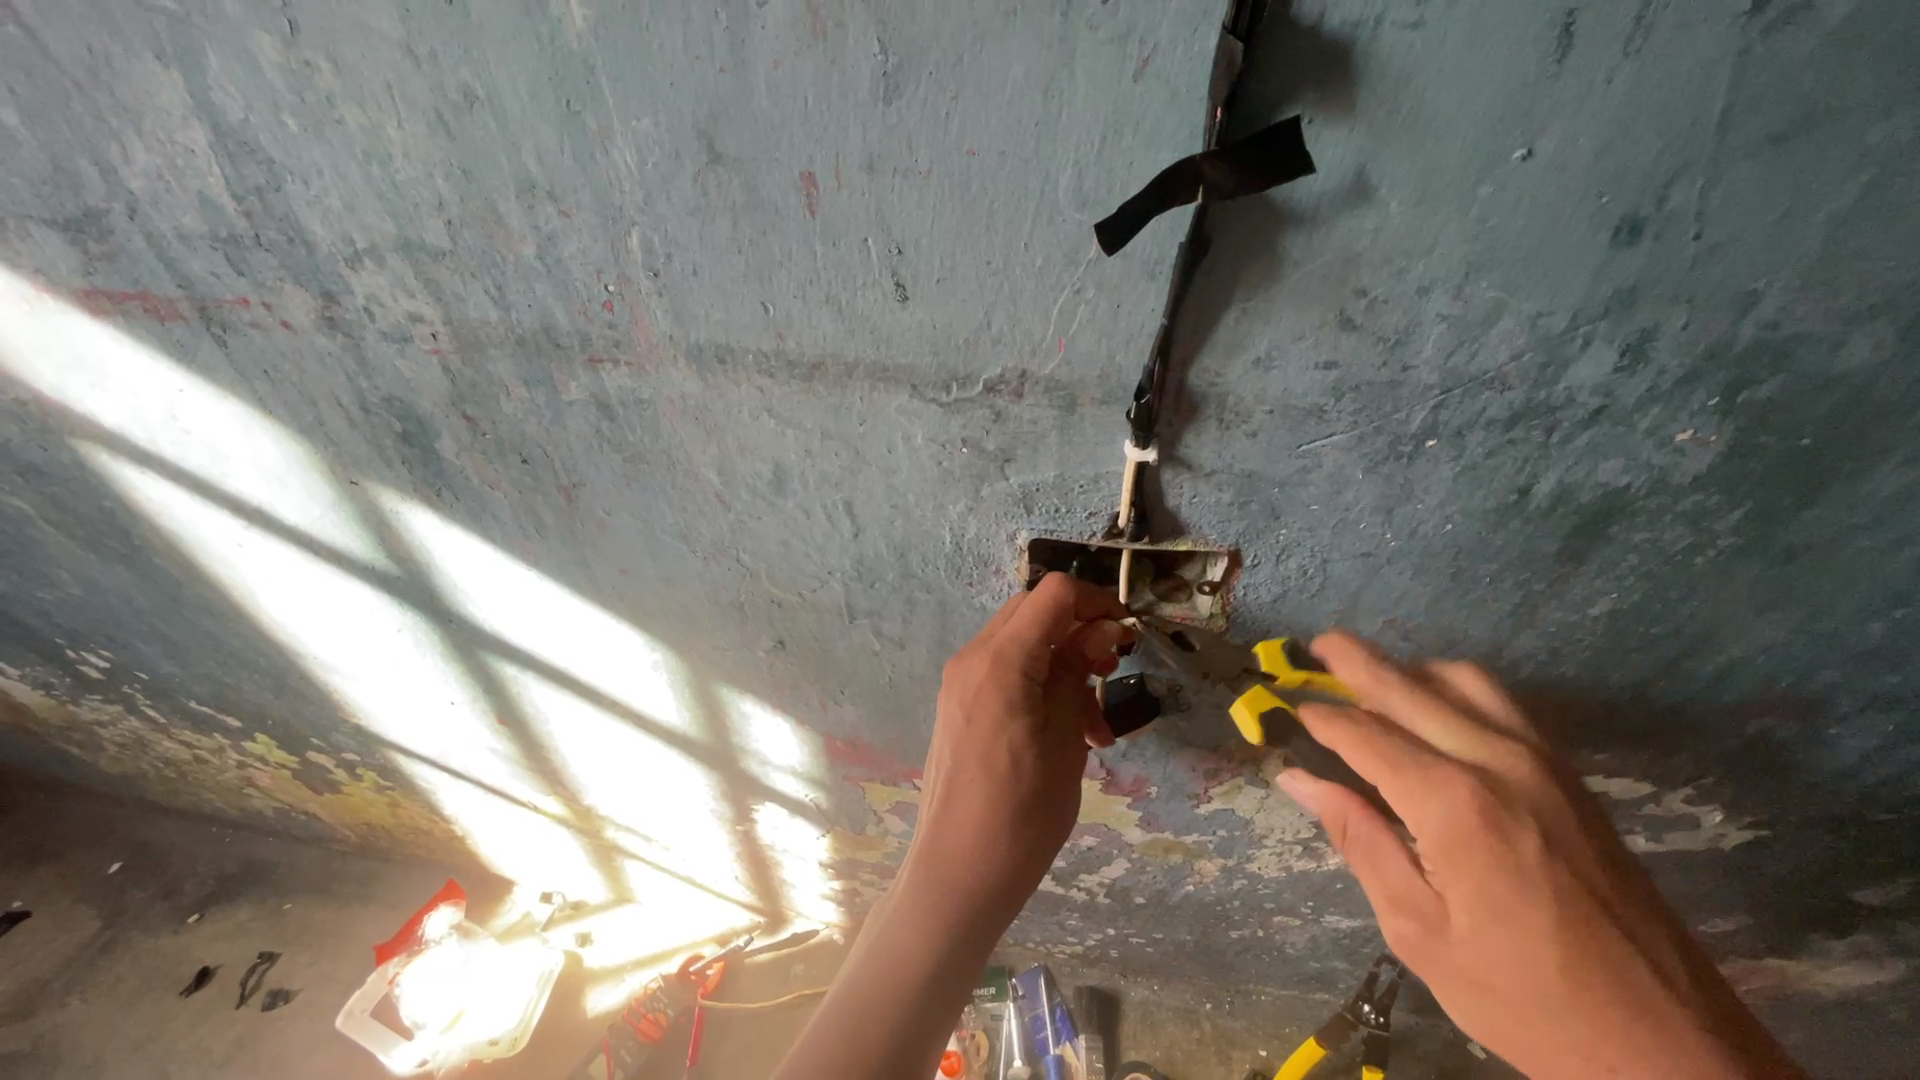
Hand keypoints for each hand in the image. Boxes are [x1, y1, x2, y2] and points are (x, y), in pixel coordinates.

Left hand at [900, 573, 1128, 927]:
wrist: (957, 873)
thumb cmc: (1021, 813)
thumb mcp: (1066, 739)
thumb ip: (1078, 673)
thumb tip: (1100, 629)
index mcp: (1001, 660)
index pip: (1054, 594)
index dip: (1098, 603)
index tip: (1127, 637)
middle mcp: (973, 658)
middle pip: (1034, 611)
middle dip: (1080, 631)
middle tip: (1111, 674)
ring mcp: (960, 682)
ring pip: (1021, 642)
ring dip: (1063, 663)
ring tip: (1096, 722)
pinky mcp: (958, 705)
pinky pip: (1004, 672)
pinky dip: (1039, 684)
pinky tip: (1067, 732)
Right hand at [1276, 633, 1805, 1079]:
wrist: (1662, 1039)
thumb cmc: (1521, 995)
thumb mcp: (1417, 930)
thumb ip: (1358, 840)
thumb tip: (1299, 780)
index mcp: (1453, 803)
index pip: (1363, 733)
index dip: (1317, 715)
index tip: (1281, 705)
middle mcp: (1498, 762)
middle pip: (1410, 687)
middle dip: (1354, 662)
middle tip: (1313, 647)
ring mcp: (1543, 763)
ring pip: (1464, 680)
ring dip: (1410, 669)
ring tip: (1370, 678)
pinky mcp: (1570, 777)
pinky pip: (1503, 705)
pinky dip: (1455, 689)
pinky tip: (1433, 709)